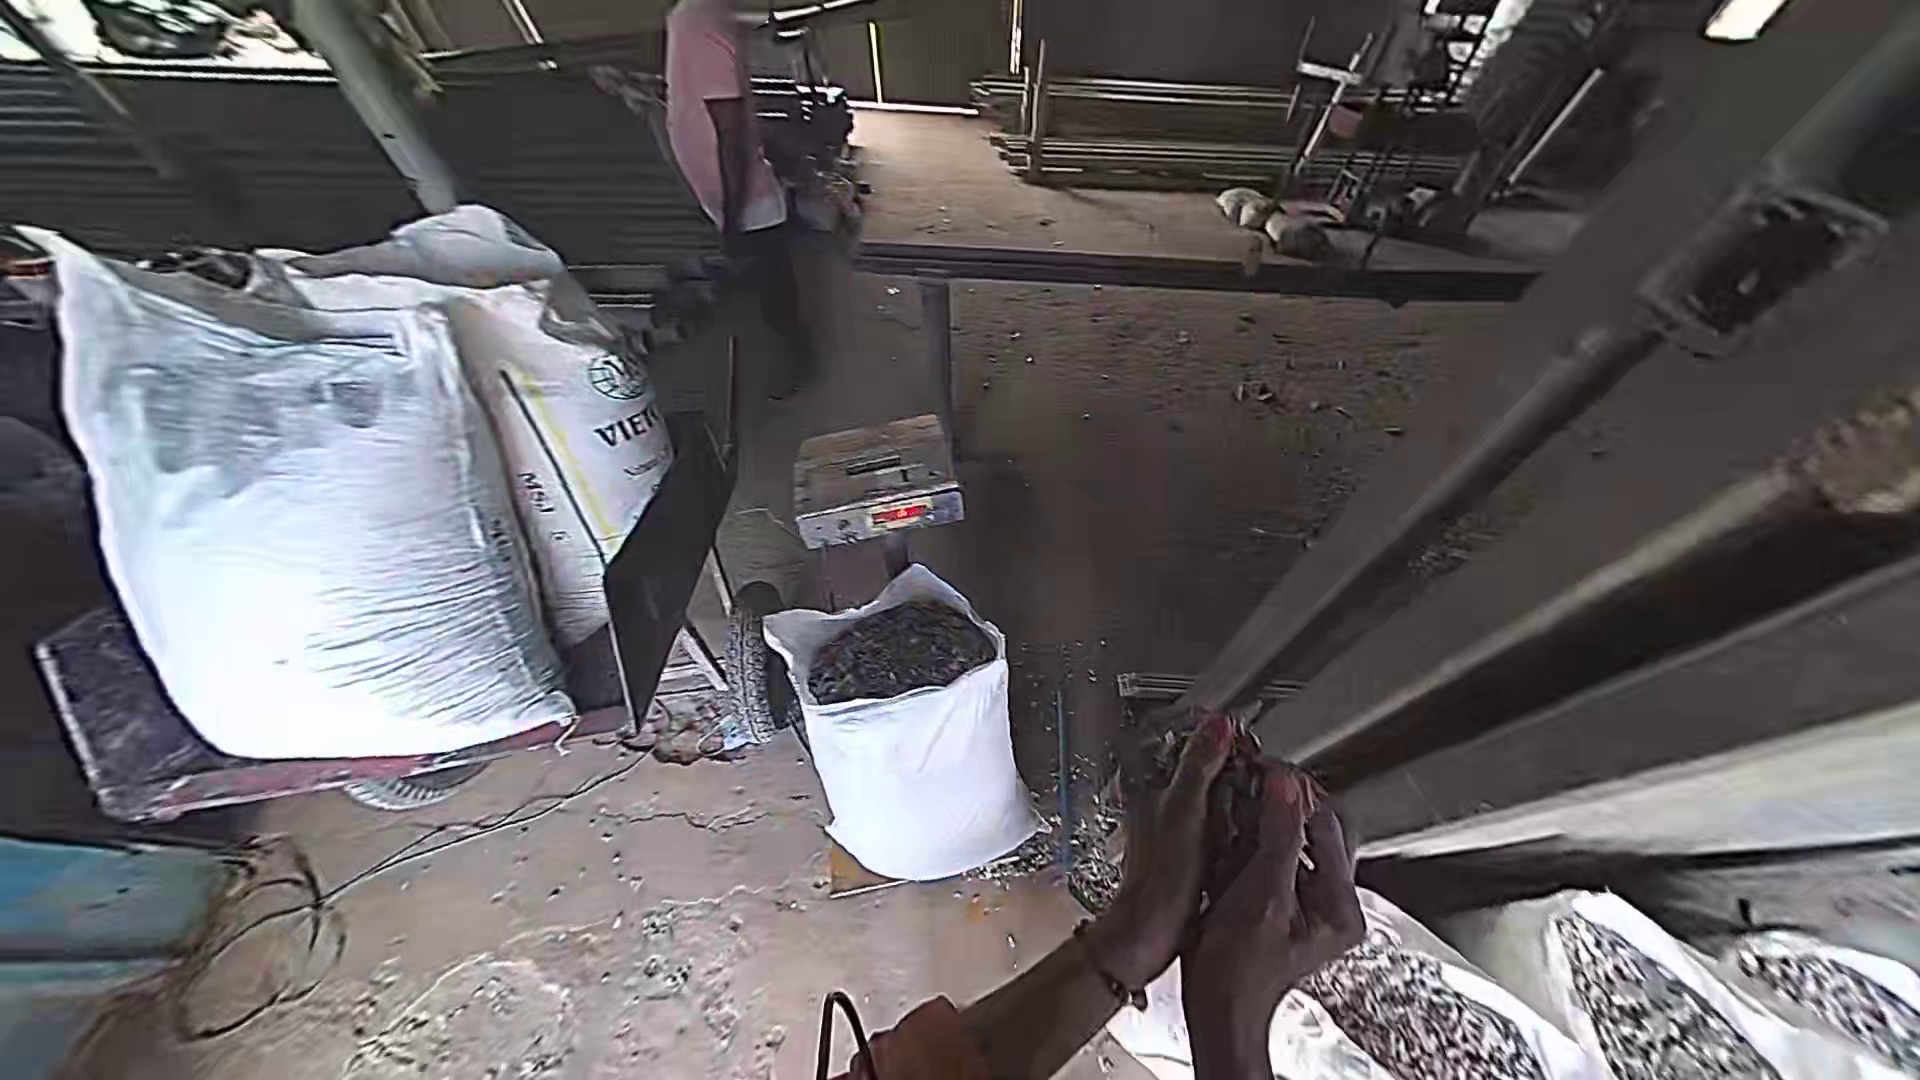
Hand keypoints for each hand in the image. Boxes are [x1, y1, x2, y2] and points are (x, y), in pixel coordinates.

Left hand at [1083, 714, 1232, 989]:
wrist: (1153, 926)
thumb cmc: (1161, 873)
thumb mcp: (1187, 810)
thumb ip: (1199, 764)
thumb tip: (1217, 726)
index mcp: (1147, 777)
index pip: (1173, 730)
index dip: (1204, 726)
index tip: (1234, 727)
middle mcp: (1155, 791)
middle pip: (1191, 755)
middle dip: (1222, 751)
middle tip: (1251, 752)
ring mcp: (1170, 814)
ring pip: (1202, 781)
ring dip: (1228, 777)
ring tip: (1253, 777)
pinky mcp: (1184, 838)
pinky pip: (1210, 809)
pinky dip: (1229, 806)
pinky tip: (1247, 813)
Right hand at [1182, 768, 1363, 1075]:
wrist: (1217, 1007)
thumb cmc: (1238, 966)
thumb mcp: (1261, 895)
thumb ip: (1278, 838)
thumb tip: (1284, 785)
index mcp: (1338, 905)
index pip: (1326, 825)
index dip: (1294, 792)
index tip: (1263, 767)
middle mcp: (1330, 902)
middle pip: (1314, 829)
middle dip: (1280, 801)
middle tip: (1249, 778)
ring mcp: (1305, 904)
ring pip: (1292, 839)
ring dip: (1264, 815)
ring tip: (1236, 797)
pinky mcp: (1280, 902)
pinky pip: (1273, 854)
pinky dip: (1252, 834)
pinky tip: (1229, 828)